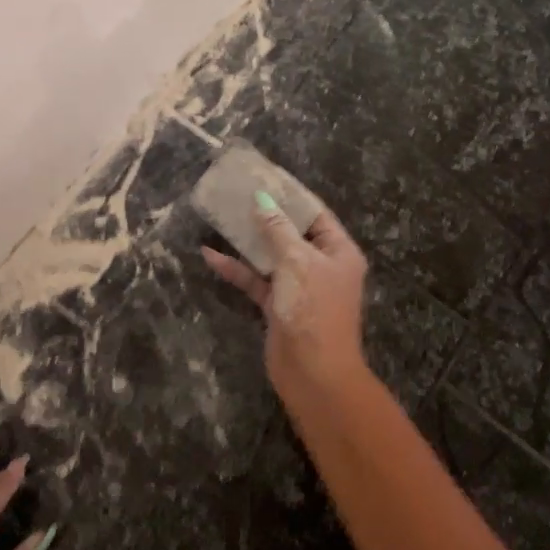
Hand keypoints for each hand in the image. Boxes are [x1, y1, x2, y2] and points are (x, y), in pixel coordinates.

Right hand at [201, 194, 369, 405]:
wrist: (313, 374)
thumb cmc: (313, 309)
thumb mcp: (297, 262)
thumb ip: (277, 229)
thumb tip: (262, 198)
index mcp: (338, 252)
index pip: (315, 213)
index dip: (290, 194)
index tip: (265, 175)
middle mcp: (321, 266)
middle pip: (291, 232)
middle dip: (265, 213)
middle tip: (238, 190)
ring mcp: (299, 287)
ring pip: (271, 255)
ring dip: (247, 239)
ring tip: (221, 214)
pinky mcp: (278, 305)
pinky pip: (255, 279)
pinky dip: (236, 268)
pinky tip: (210, 255)